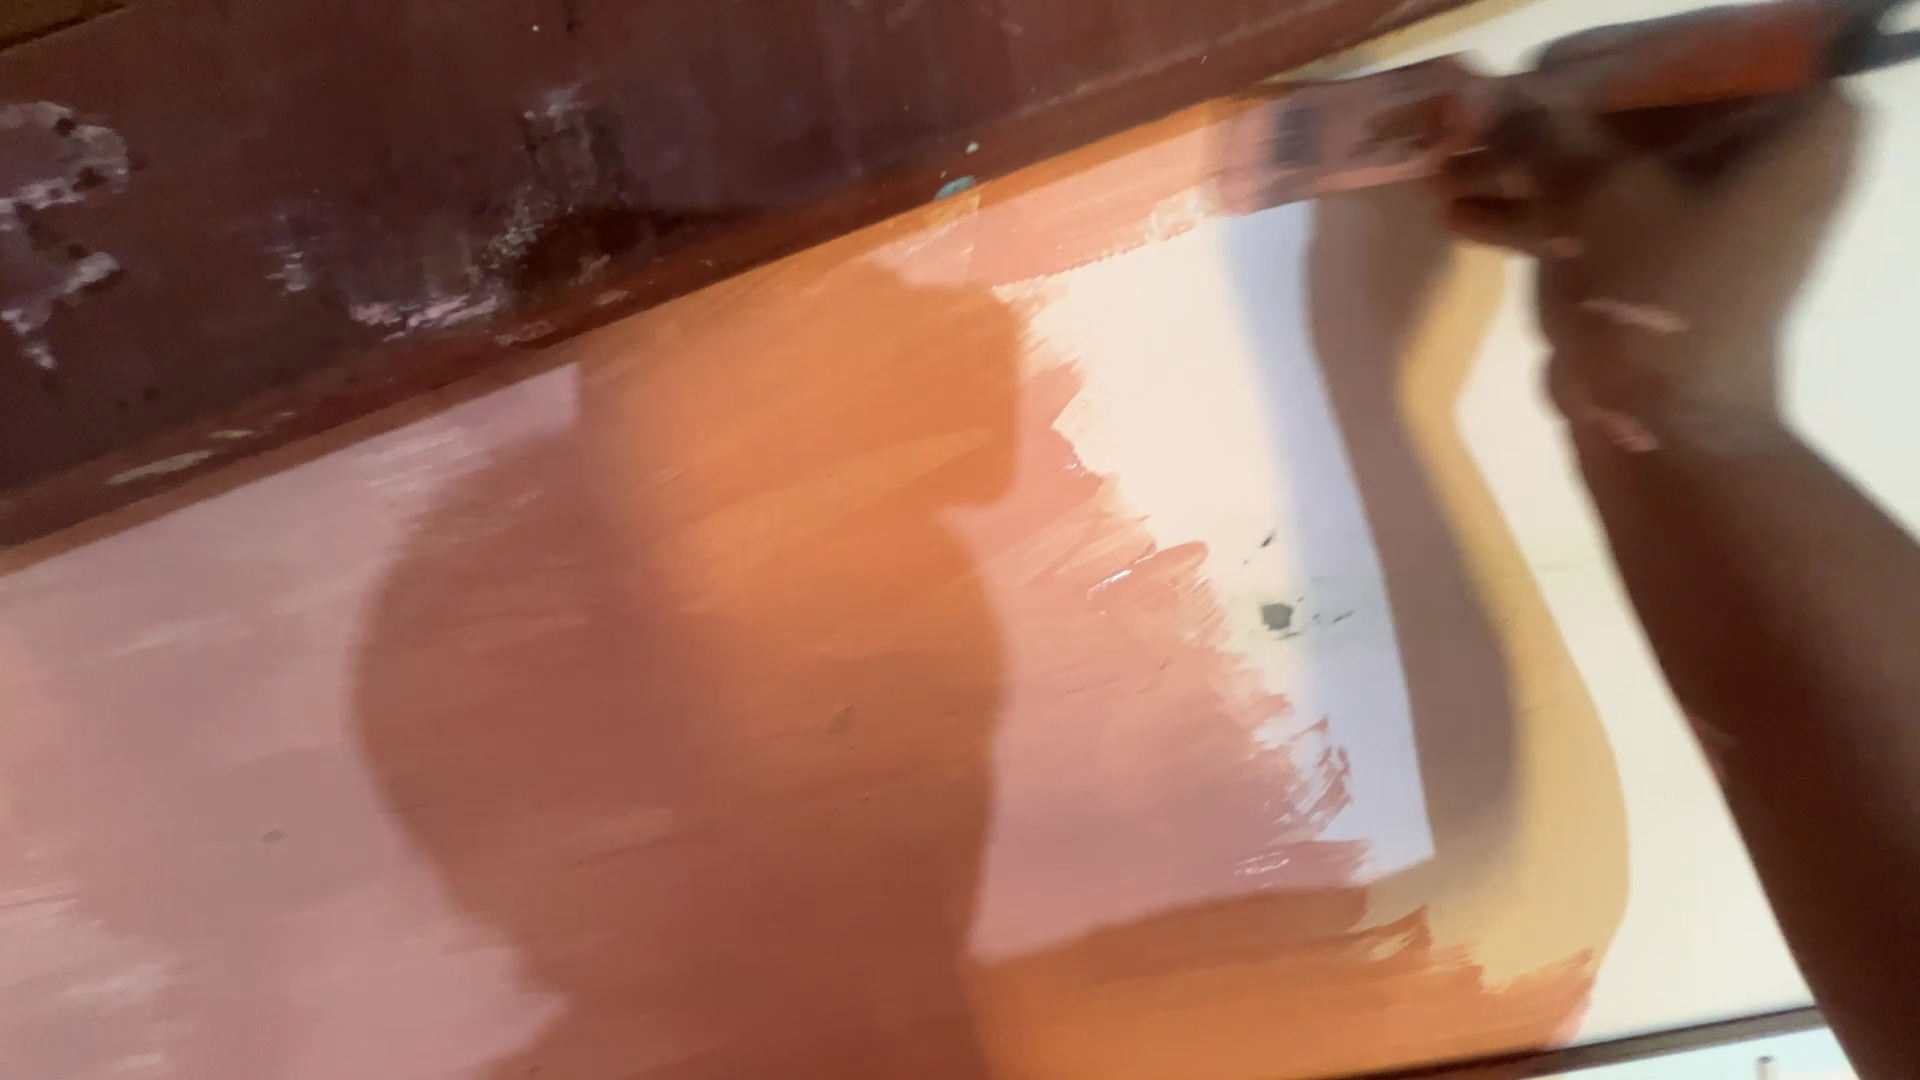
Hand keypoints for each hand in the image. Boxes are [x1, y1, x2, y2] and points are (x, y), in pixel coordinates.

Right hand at [1429, 49, 1860, 449]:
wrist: (1659, 420)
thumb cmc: (1653, 297)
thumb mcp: (1593, 200)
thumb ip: (1533, 136)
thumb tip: (1467, 95)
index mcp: (1789, 116)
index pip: (1679, 56)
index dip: (1581, 67)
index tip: (1500, 85)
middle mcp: (1756, 150)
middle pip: (1627, 114)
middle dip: (1530, 127)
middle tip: (1455, 132)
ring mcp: (1700, 206)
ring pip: (1594, 167)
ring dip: (1513, 171)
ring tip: (1439, 175)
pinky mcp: (1652, 252)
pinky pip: (1588, 214)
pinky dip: (1526, 213)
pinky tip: (1459, 216)